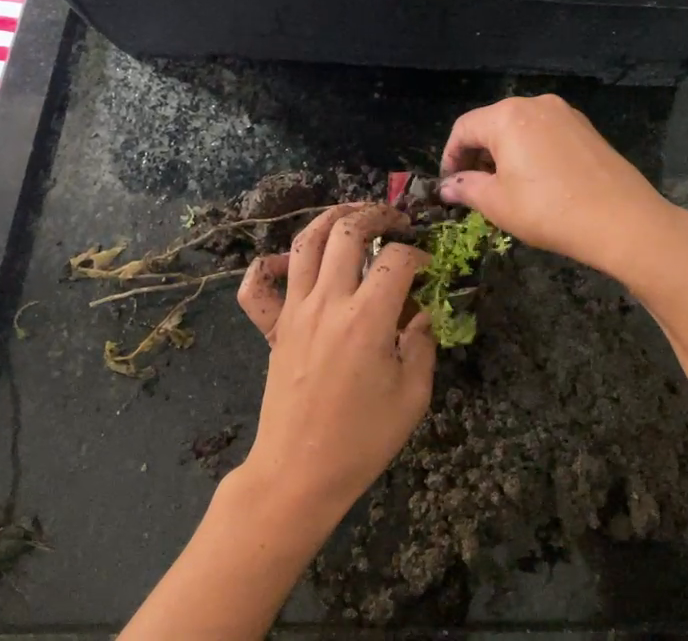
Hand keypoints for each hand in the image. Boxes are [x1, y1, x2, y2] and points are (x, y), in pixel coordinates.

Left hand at [232, 204, 436, 524]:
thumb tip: (425, 311)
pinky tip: (292, 263)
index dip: (419, 254)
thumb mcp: (413, 396)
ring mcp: (294, 311)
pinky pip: (258, 285)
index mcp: (367, 318)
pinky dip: (270, 264)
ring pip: (305, 242)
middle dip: (376, 215)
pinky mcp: (273, 327)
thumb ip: (423, 343)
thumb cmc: (362, 440)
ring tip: (353, 216)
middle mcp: (327, 302)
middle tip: (396, 221)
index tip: (429, 268)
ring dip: (331, 219)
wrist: (299, 472)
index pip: (396, 258)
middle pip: (347, 231)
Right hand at [439, 95, 687, 280]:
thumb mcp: (498, 203)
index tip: (449, 185)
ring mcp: (566, 115)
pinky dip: (531, 152)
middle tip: (475, 189)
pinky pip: (546, 134)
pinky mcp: (586, 130)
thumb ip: (467, 188)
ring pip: (520, 128)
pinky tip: (538, 182)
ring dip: (505, 154)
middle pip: (492, 124)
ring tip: (506, 188)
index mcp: (508, 116)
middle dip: (478, 154)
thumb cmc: (549, 210)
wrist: (622, 221)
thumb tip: (448, 185)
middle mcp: (536, 104)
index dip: (450, 156)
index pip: (464, 128)